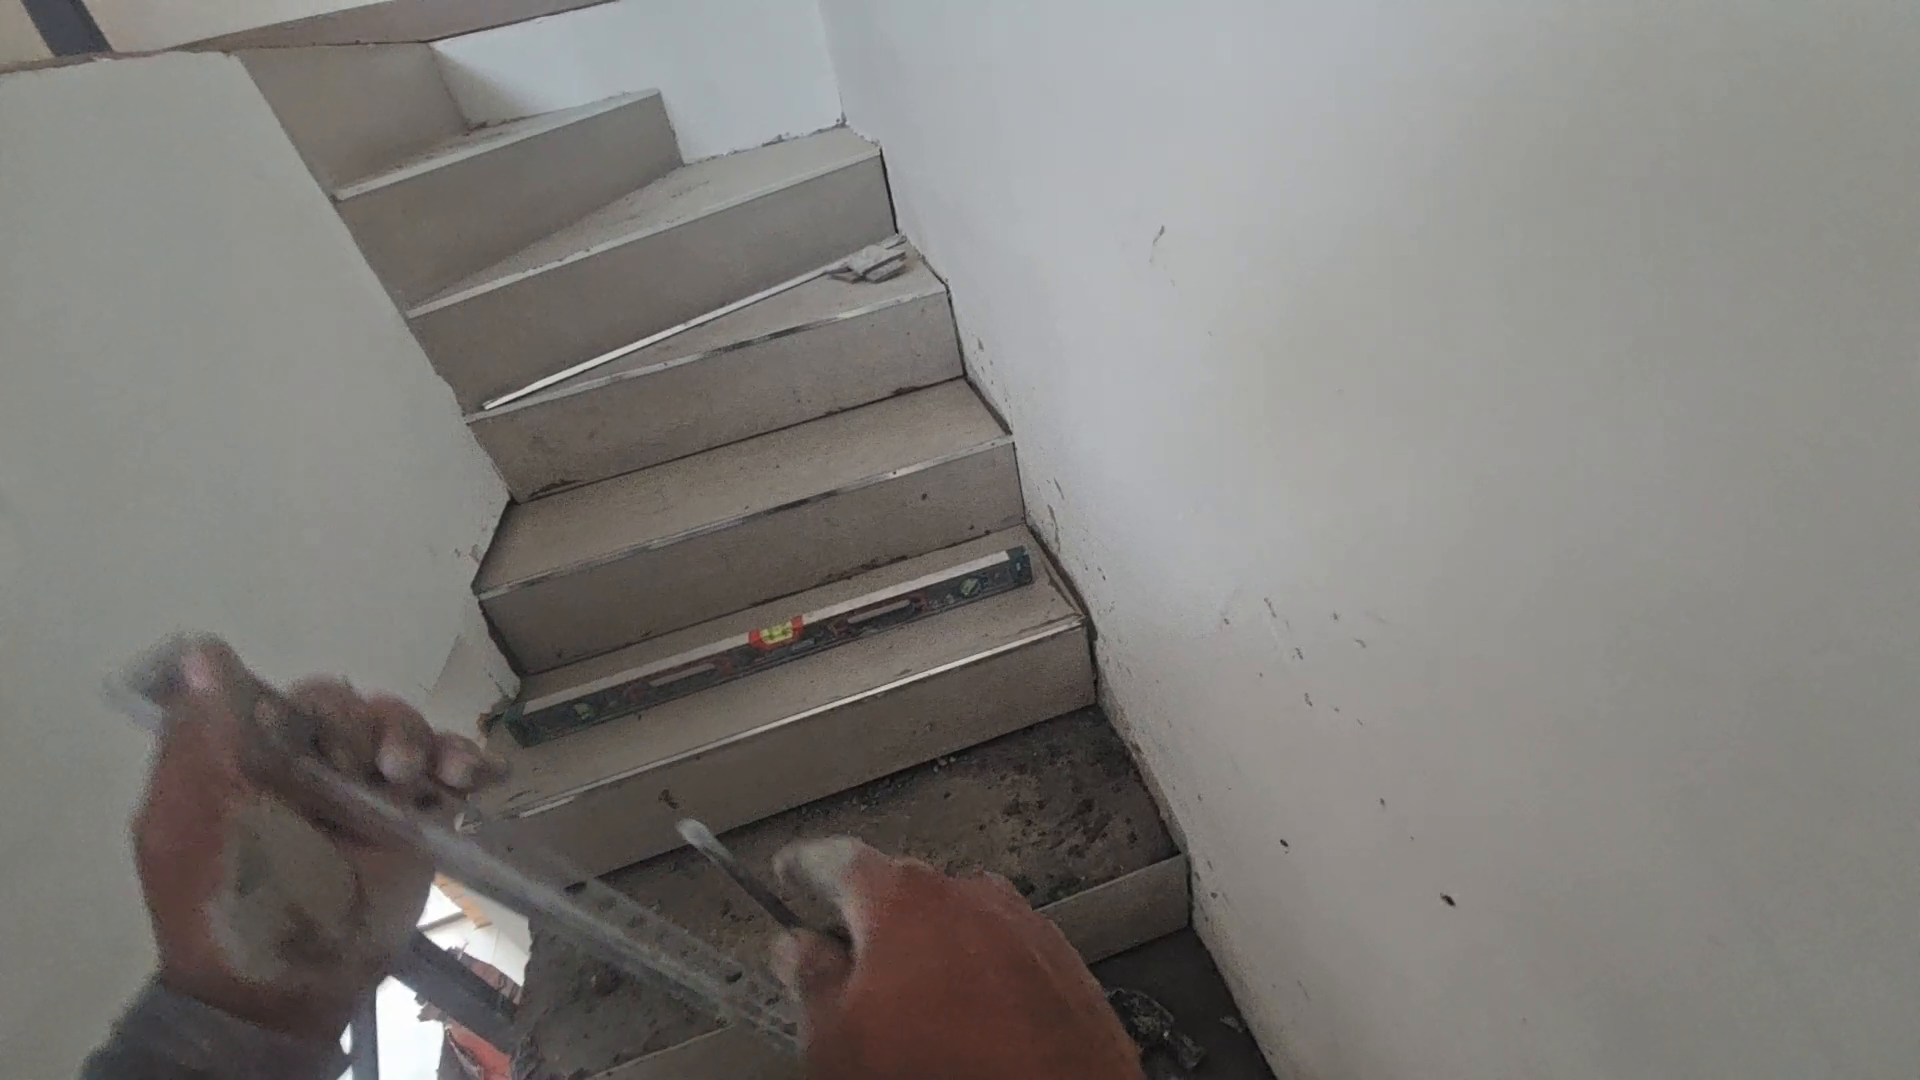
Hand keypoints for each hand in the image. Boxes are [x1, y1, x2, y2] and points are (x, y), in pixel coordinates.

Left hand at [131, 641, 504, 1041]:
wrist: (303, 980)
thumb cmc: (238, 903)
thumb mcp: (204, 820)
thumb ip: (207, 739)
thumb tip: (203, 653)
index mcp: (254, 765)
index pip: (295, 701)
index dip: (322, 708)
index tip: (330, 740)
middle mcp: (313, 768)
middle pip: (362, 707)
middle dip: (384, 728)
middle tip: (386, 770)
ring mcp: (370, 789)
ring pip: (412, 728)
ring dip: (431, 743)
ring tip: (435, 779)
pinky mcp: (417, 810)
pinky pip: (453, 764)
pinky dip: (472, 761)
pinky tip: (479, 777)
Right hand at [768, 838, 1142, 1079]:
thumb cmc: (932, 1070)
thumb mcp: (840, 1042)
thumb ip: (812, 981)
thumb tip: (795, 944)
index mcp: (900, 898)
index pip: (839, 860)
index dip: (806, 863)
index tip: (788, 868)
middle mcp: (961, 888)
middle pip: (900, 886)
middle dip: (872, 914)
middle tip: (851, 955)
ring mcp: (1015, 914)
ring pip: (954, 913)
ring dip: (929, 940)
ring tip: (919, 994)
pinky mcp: (1055, 948)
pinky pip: (999, 940)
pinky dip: (976, 960)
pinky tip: (974, 1005)